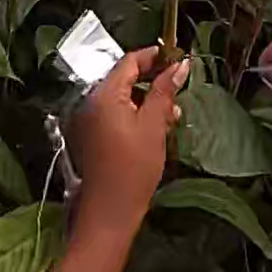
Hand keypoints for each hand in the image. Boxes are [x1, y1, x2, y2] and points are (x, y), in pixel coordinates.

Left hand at [69, 47, 189, 232]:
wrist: (109, 215)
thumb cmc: (133, 167)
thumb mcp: (154, 125)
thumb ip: (165, 90)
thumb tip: (181, 64)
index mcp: (104, 94)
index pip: (130, 61)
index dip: (155, 56)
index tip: (178, 56)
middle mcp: (93, 101)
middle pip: (126, 77)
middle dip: (154, 78)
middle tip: (179, 84)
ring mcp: (91, 119)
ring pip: (123, 96)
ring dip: (148, 97)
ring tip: (173, 110)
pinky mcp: (94, 135)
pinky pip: (117, 112)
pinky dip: (137, 112)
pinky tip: (158, 124)